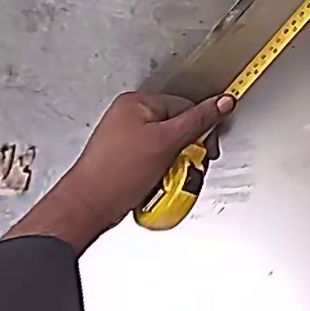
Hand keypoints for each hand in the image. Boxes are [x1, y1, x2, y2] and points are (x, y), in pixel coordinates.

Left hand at [3, 91, 233, 249]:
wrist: (87, 208)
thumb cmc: (116, 174)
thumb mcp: (167, 142)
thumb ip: (198, 121)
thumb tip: (222, 103)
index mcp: (137, 103)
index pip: (185, 106)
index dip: (201, 127)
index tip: (206, 146)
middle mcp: (130, 116)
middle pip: (177, 126)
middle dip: (187, 149)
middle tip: (187, 165)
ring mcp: (126, 139)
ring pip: (168, 146)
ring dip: (176, 163)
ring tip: (168, 178)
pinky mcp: (126, 159)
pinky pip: (156, 160)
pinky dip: (162, 172)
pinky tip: (158, 183)